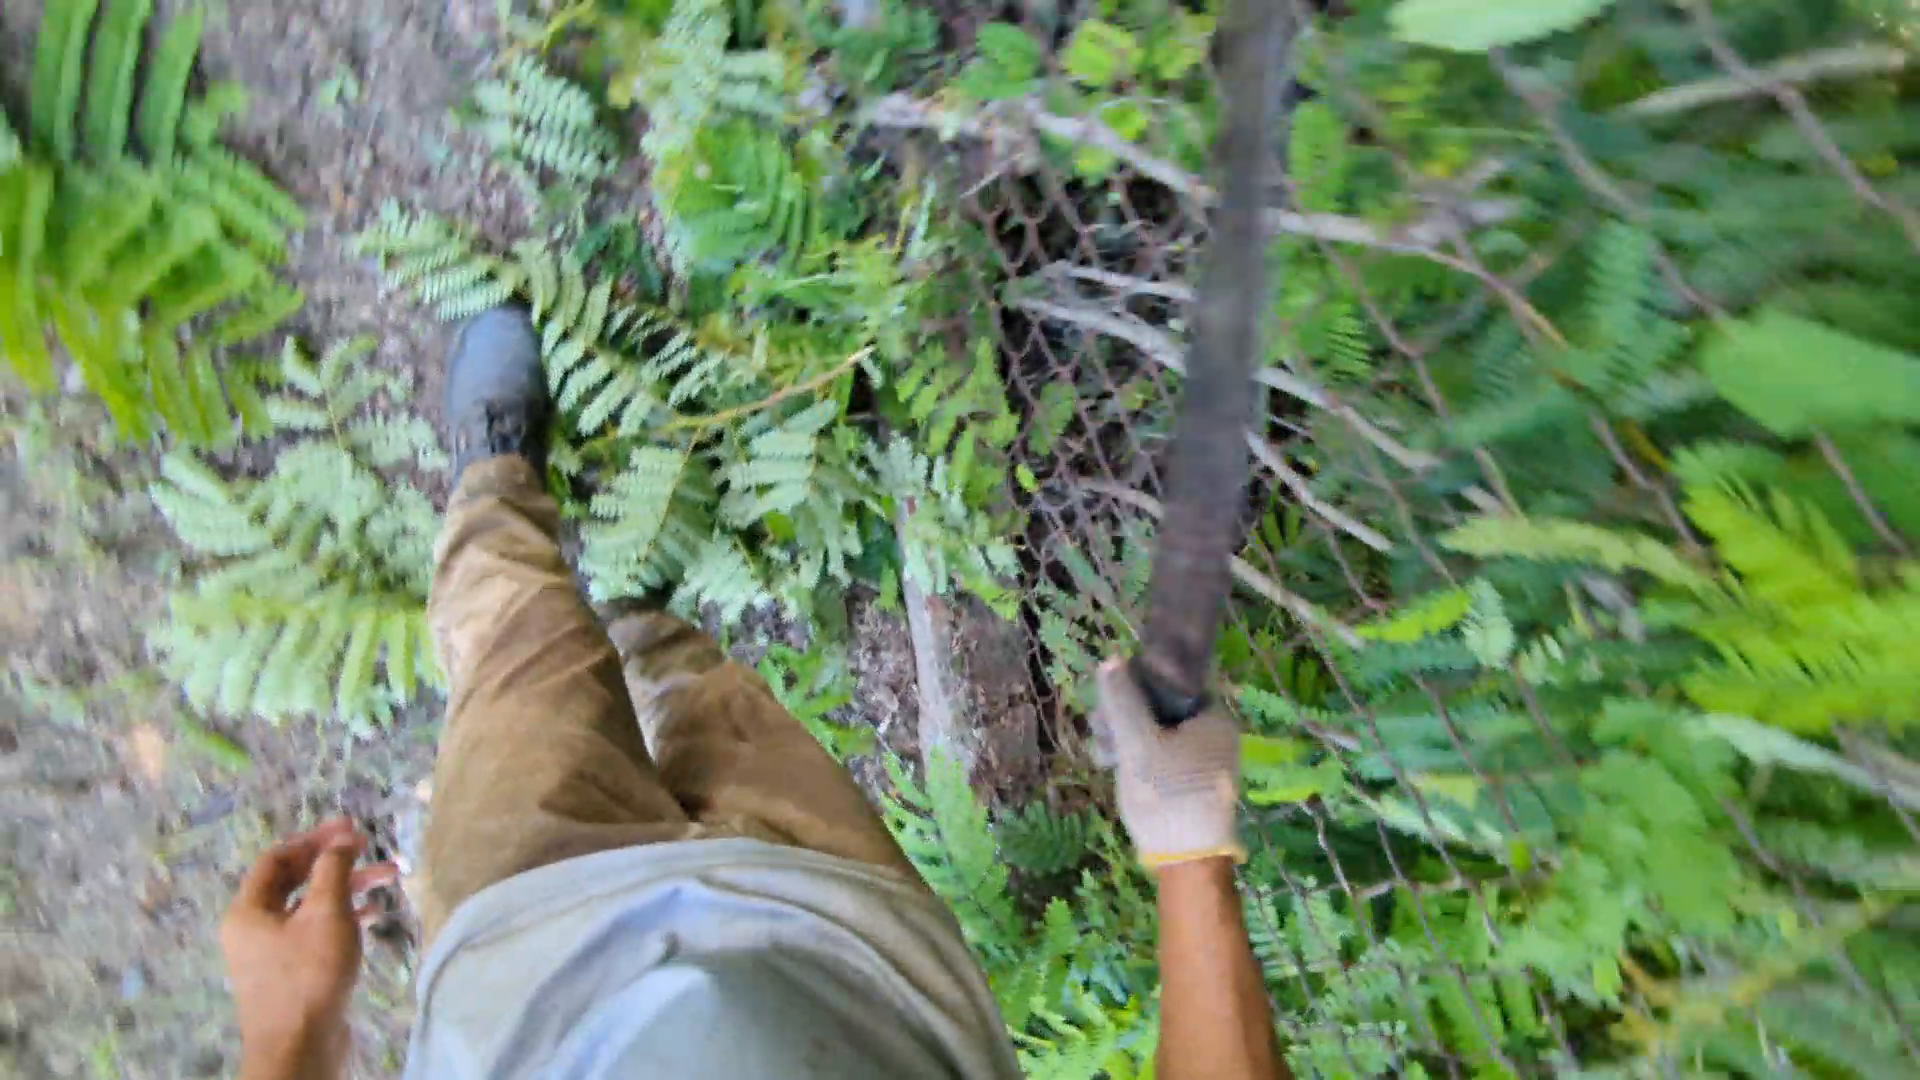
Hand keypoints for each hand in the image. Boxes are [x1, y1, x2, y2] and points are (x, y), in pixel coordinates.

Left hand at [221, 818, 397, 1079]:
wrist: (300, 1041)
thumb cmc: (309, 970)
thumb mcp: (325, 912)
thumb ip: (333, 869)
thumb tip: (340, 839)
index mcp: (249, 912)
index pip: (276, 859)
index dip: (313, 838)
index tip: (352, 826)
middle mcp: (254, 927)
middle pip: (295, 878)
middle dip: (336, 859)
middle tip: (370, 843)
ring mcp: (273, 949)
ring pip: (312, 901)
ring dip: (350, 883)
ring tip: (391, 875)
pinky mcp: (294, 966)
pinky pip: (318, 925)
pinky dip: (346, 910)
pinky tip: (375, 911)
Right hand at [1094, 660, 1243, 867]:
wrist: (1186, 862)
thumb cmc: (1167, 795)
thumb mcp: (1138, 742)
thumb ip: (1122, 700)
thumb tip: (1110, 659)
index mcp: (1214, 718)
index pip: (1172, 682)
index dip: (1138, 684)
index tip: (1112, 699)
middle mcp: (1214, 735)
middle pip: (1158, 706)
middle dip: (1124, 715)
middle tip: (1101, 729)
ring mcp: (1202, 760)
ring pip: (1154, 731)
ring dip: (1124, 736)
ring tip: (1104, 753)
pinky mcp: (1190, 783)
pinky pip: (1160, 755)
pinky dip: (1137, 756)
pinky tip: (1112, 766)